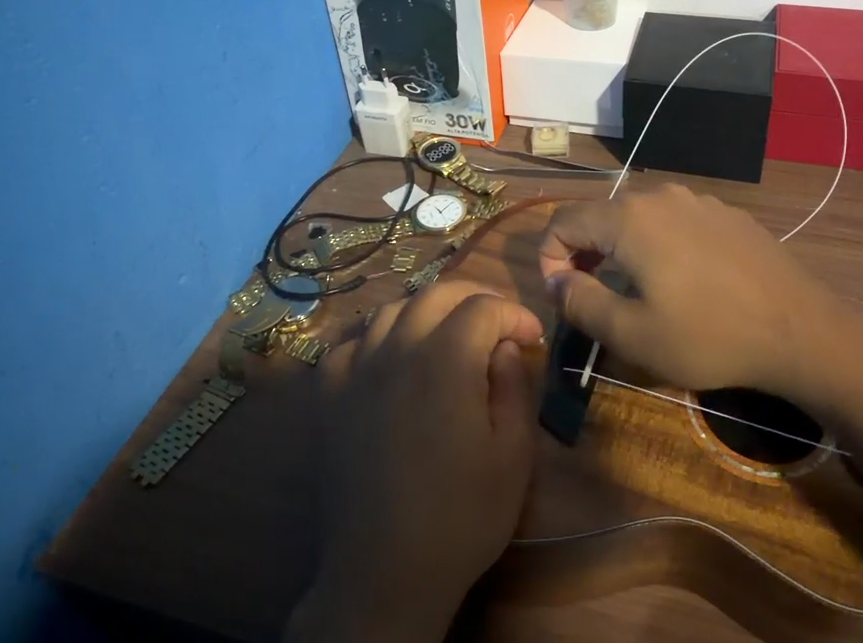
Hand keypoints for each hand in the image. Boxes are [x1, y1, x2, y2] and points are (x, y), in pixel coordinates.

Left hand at [287, 282, 543, 642]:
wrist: (384, 570)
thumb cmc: (461, 516)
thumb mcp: (514, 456)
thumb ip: (515, 387)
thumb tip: (506, 346)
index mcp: (445, 362)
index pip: (483, 308)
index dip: (514, 314)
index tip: (532, 339)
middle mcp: (396, 350)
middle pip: (436, 293)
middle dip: (475, 298)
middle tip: (499, 324)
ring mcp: (356, 369)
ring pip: (392, 308)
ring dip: (429, 310)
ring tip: (450, 336)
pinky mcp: (330, 393)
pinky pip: (353, 340)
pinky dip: (380, 334)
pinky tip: (394, 355)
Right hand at [539, 184, 842, 391]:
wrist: (800, 330)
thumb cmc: (709, 336)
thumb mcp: (632, 334)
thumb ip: (580, 303)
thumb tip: (557, 282)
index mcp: (629, 219)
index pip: (563, 220)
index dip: (548, 257)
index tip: (562, 297)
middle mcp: (661, 196)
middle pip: (601, 215)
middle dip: (585, 253)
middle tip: (593, 297)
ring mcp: (700, 201)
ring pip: (639, 218)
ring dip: (623, 250)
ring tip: (637, 292)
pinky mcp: (728, 215)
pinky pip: (676, 223)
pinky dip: (660, 246)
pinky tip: (685, 283)